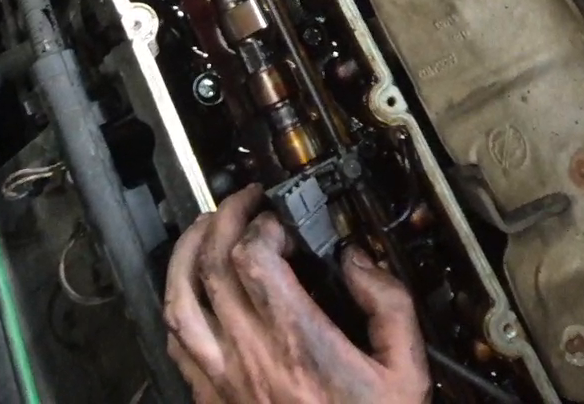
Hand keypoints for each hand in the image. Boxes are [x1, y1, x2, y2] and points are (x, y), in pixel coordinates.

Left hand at [163, 186, 430, 403]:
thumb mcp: (406, 373)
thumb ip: (389, 305)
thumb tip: (356, 259)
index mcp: (299, 346)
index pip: (254, 261)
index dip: (262, 226)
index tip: (283, 222)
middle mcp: (252, 357)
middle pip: (212, 267)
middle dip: (224, 218)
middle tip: (244, 200)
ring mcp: (224, 380)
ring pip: (180, 300)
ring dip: (187, 252)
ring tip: (207, 226)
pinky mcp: (211, 400)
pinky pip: (177, 341)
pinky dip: (177, 301)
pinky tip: (193, 284)